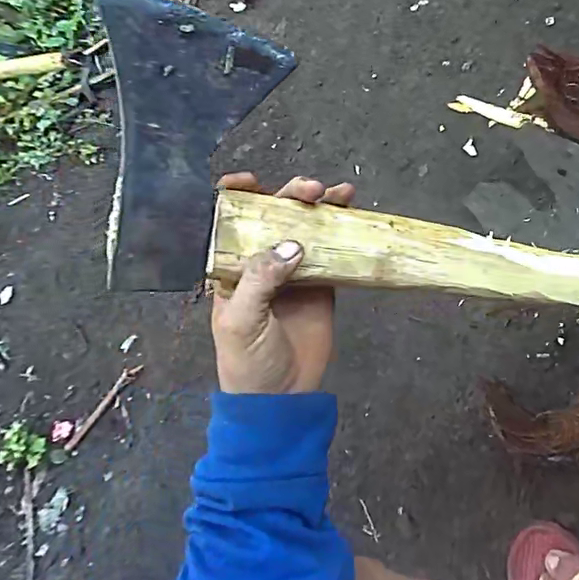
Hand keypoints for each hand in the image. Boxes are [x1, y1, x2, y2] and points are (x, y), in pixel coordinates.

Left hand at [210, 173, 353, 393]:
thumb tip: (292, 244)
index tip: (250, 180)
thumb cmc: (247, 363)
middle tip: (311, 190)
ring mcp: (294, 269)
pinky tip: (350, 210)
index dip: (236, 195)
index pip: (228, 221)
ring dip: (319, 205)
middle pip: (274, 216)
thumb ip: (260, 280)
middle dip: (290, 195)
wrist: (283, 399)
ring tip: (337, 193)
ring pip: (305, 226)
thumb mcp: (241, 321)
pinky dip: (341, 228)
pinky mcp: (322, 281)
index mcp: (231, 266)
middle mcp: (262, 261)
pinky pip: (331, 248)